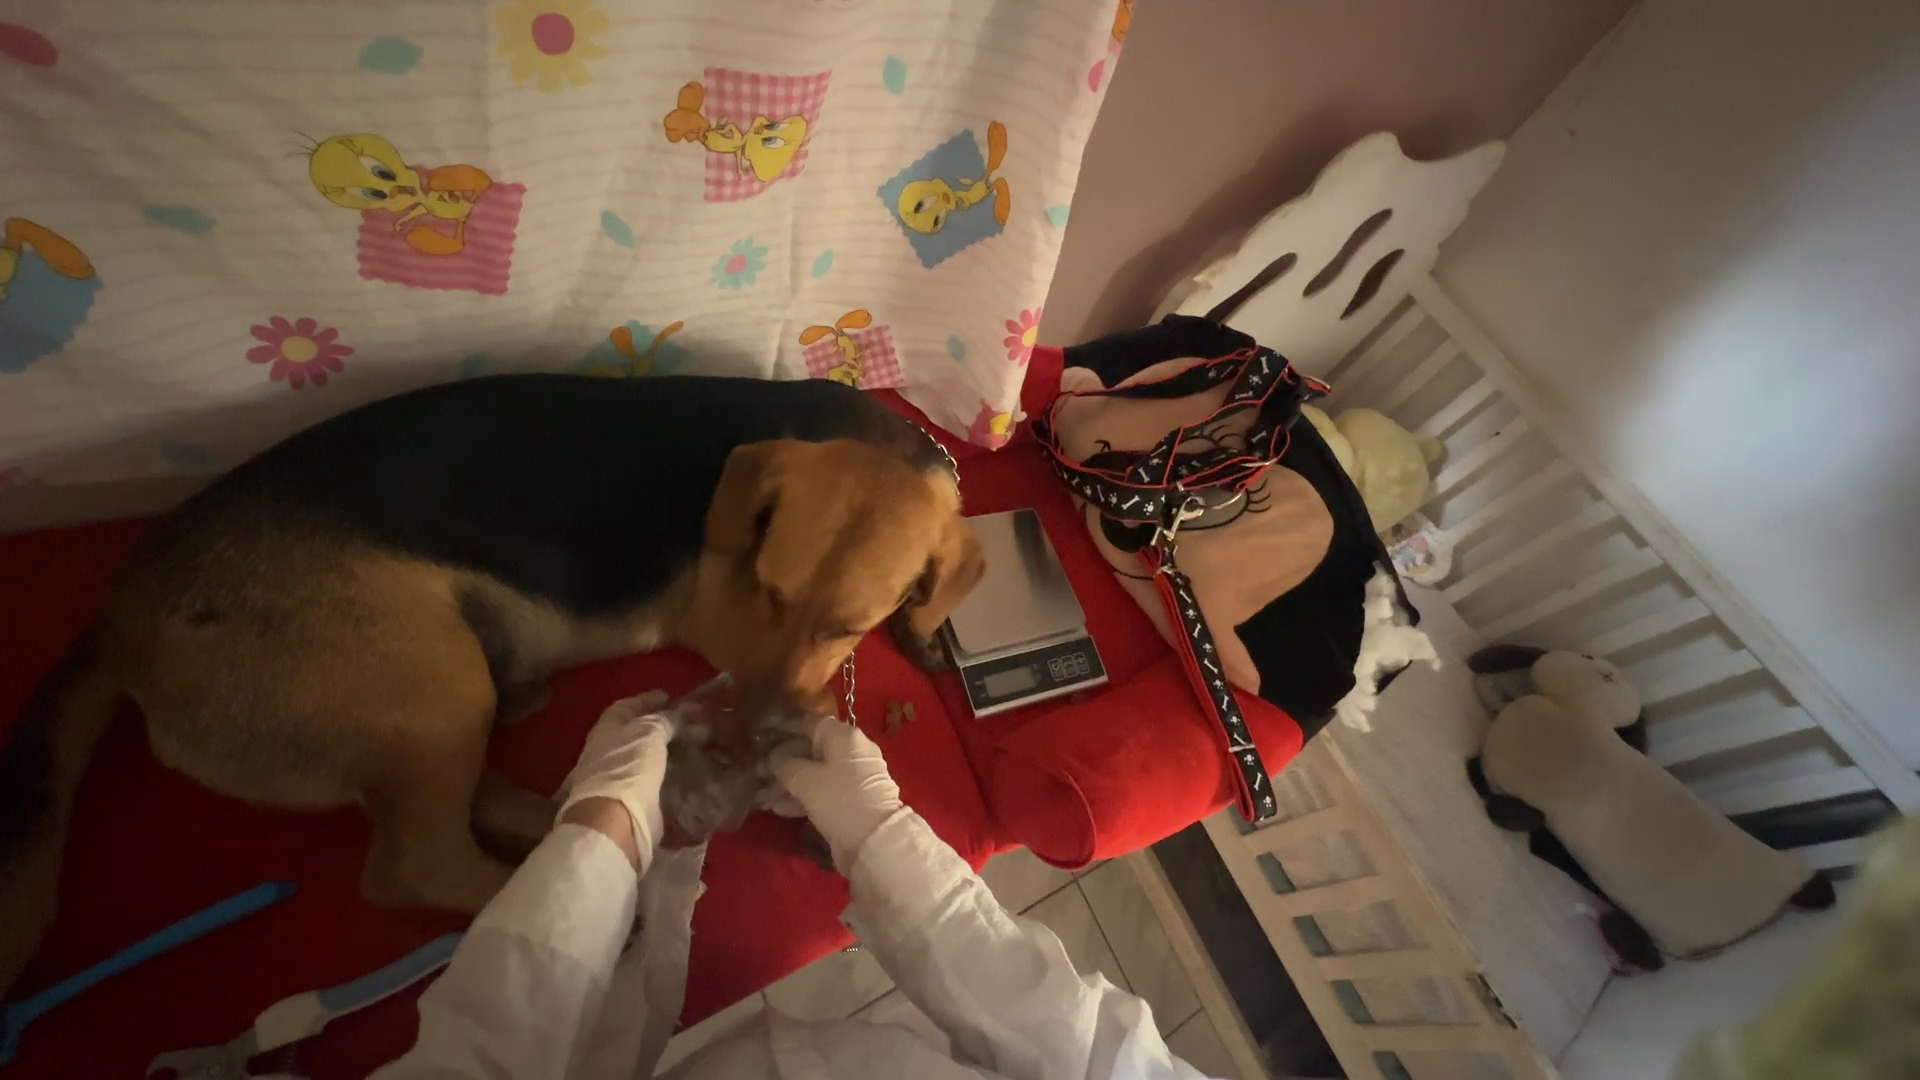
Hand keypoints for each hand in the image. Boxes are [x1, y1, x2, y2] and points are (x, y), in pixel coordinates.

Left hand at [556, 689, 675, 873]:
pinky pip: (654, 773)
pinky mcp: (632, 796)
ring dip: (668, 746)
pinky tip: (687, 765)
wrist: (616, 819)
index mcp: (607, 729)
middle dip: (661, 723)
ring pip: (647, 752)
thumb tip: (677, 716)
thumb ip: (664, 720)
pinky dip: (670, 767)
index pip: (626, 706)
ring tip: (695, 741)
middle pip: (637, 730)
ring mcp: (619, 775)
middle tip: (689, 720)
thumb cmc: (628, 766)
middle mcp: (609, 750)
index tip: (670, 696)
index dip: (647, 699)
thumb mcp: (649, 732)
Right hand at [770, 715, 903, 873]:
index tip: (764, 735)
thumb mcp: (806, 780)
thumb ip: (786, 765)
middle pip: (812, 749)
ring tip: (763, 796)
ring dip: (790, 783)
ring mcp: (854, 775)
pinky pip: (824, 791)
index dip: (786, 728)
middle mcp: (852, 751)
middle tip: (759, 772)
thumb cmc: (839, 799)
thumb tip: (776, 757)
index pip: (811, 723)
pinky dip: (803, 797)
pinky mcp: (853, 799)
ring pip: (816, 773)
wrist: (874, 840)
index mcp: (844, 736)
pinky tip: (778, 808)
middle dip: (785, 762)